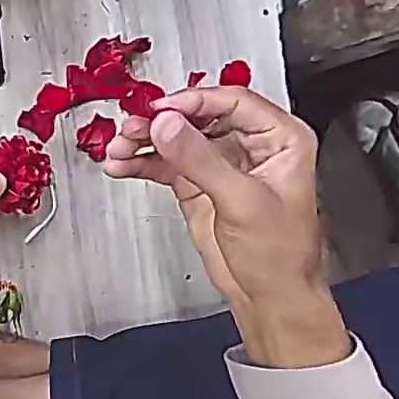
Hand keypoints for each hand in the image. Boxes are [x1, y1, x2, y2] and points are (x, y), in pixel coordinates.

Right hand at [102, 87, 349, 367]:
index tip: (159, 110)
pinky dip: (142, 162)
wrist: (269, 297)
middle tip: (132, 128)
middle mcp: (249, 144)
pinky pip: (165, 163)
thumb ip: (200, 160)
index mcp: (279, 139)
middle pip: (198, 115)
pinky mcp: (198, 183)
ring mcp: (220, 163)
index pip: (232, 102)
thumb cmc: (280, 255)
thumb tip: (168, 125)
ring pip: (177, 138)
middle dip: (161, 122)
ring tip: (119, 149)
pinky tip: (122, 165)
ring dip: (144, 141)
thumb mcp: (242, 202)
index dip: (192, 101)